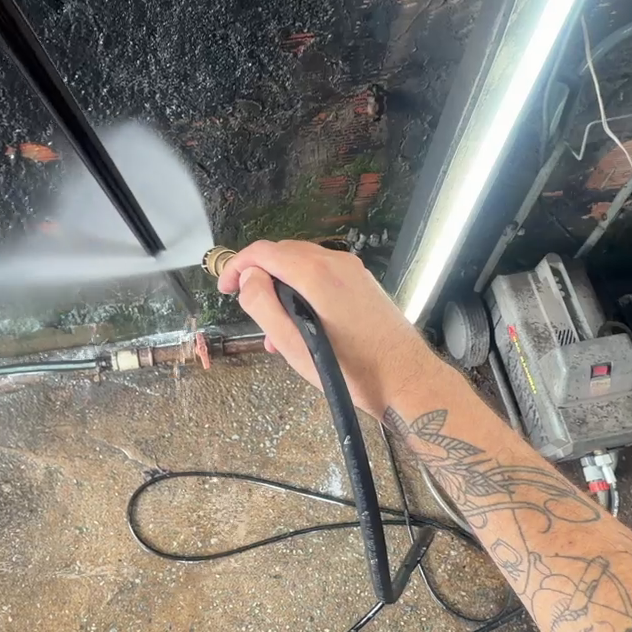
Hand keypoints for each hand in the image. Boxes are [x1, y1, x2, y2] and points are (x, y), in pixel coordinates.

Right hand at [216, 240, 446, 417]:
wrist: (406, 379)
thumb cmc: (349, 370)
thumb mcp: (293, 344)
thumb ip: (262, 305)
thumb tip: (248, 278)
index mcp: (315, 273)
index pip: (263, 252)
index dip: (236, 266)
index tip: (225, 288)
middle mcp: (335, 262)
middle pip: (282, 254)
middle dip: (259, 278)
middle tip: (247, 310)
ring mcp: (353, 270)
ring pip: (302, 265)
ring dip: (281, 288)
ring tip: (275, 331)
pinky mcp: (363, 283)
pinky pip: (322, 276)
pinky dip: (302, 291)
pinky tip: (301, 326)